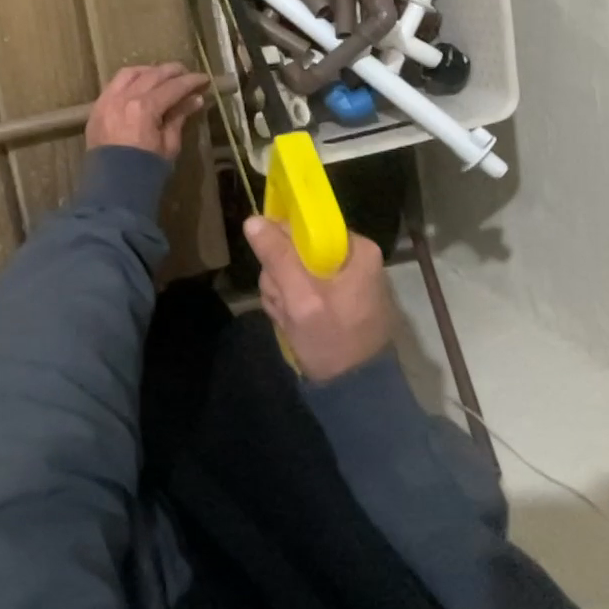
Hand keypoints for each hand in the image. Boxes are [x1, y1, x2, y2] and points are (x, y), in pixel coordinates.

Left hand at [85, 63, 211, 161]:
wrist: (113, 188)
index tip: (204, 79)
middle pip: (152, 75)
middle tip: (186, 73)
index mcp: (144, 108)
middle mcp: (124, 98)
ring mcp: (107, 101)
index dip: (191, 82)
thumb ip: (179, 117)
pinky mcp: (97, 108)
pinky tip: (140, 84)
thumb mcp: (169, 145)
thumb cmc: (146, 170)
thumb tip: (195, 99)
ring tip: (162, 75)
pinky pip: (114, 84)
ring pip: (130, 74)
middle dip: (172, 72)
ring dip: (149, 71)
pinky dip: (130, 79)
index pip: (172, 87)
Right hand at [243, 217, 391, 381]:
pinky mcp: (334, 296)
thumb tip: (252, 219)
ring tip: (292, 319)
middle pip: (294, 248)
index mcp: (356, 248)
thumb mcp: (302, 299)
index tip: (279, 277)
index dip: (282, 248)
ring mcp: (343, 277)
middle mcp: (352, 256)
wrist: (355, 389)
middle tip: (288, 306)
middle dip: (281, 279)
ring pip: (291, 270)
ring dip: (282, 295)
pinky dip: (290, 305)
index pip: (304, 226)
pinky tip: (295, 323)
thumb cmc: (332, 341)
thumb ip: (278, 258)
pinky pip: (299, 288)